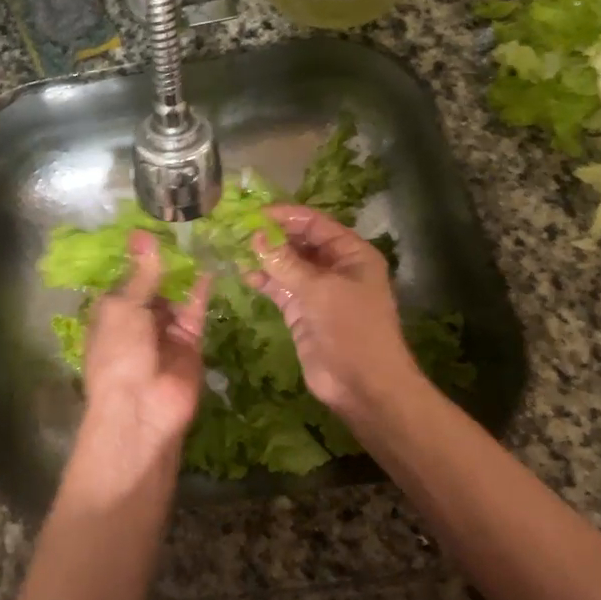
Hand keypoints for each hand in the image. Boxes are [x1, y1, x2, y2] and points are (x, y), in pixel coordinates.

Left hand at [69, 230, 210, 499]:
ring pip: (176, 294)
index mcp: (111, 311)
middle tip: (182, 224)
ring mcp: (165, 330)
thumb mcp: (124, 307)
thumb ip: (141, 273)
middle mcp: (137, 319)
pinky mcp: (190, 340)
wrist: (141, 410)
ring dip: (184, 271)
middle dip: (165, 260)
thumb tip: (141, 234)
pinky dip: (202, 289)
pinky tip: (210, 264)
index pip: (126, 277)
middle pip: (153, 284)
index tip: (154, 224)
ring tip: (199, 236)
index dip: (138, 255)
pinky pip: (196, 309)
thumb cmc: (119, 354)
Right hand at [247, 204, 420, 425]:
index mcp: (352, 254)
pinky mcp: (302, 312)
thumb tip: (254, 236)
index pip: (315, 224)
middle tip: (238, 230)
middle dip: (272, 236)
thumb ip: (286, 262)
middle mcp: (336, 267)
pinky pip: (280, 288)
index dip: (286, 216)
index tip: (254, 213)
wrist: (364, 386)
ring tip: (236, 250)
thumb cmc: (352, 329)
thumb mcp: (320, 290)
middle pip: (300, 242)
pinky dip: (264, 280)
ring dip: (265, 258)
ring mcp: (318, 290)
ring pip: (287, 265)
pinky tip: (245, 275)